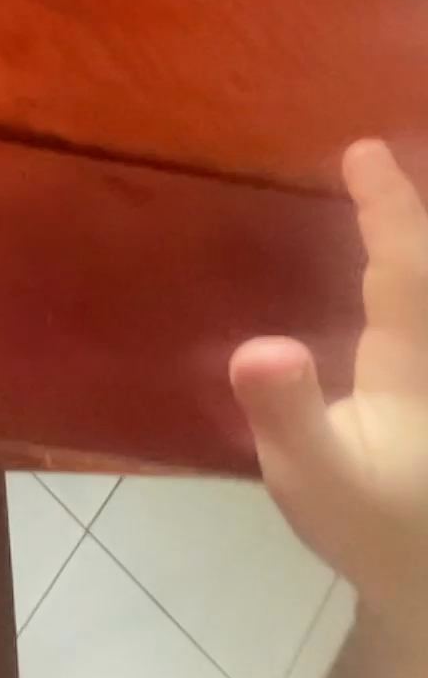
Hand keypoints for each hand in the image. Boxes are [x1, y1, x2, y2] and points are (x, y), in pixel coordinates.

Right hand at [230, 140, 427, 635]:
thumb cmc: (371, 527)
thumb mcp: (313, 476)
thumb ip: (287, 414)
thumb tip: (264, 345)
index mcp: (413, 367)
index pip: (407, 271)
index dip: (391, 209)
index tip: (366, 150)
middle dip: (419, 215)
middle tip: (394, 153)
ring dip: (413, 247)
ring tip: (396, 203)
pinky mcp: (420, 391)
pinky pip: (417, 315)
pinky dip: (406, 279)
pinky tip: (391, 274)